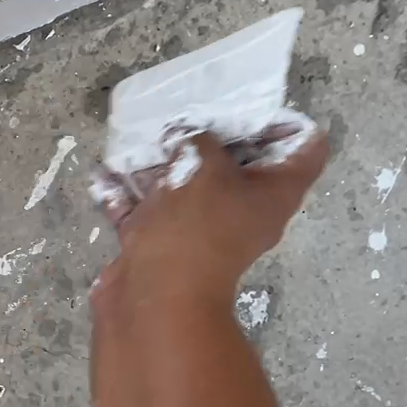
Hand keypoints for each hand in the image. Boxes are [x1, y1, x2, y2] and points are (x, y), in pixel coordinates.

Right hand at [92, 118, 328, 310]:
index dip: (281, 122)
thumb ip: (195, 140)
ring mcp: (197, 228)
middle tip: (177, 121)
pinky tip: (103, 177)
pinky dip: (125, 195)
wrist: (154, 296)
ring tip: (130, 144)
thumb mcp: (202, 167)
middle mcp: (241, 209)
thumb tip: (181, 136)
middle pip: (232, 164)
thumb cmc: (194, 227)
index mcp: (274, 191)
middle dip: (202, 140)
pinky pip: (145, 211)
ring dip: (155, 166)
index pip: (304, 146)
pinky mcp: (158, 243)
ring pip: (181, 187)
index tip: (241, 111)